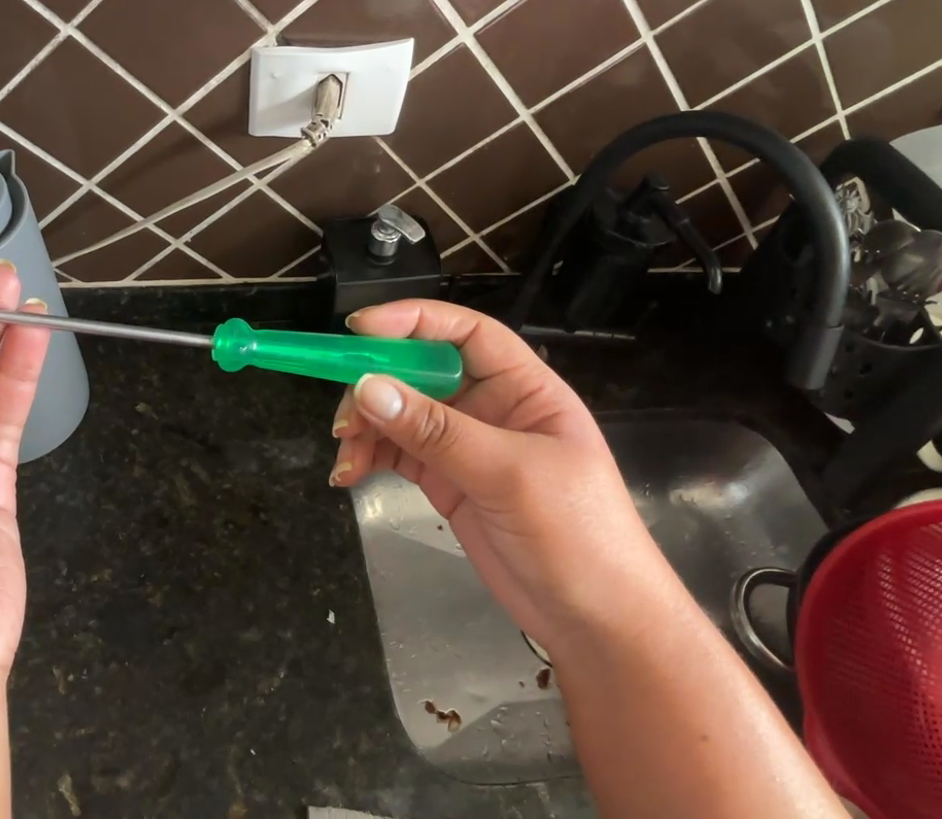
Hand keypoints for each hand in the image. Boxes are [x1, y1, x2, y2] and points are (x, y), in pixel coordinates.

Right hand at [328, 300, 649, 649]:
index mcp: (522, 386)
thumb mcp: (509, 475)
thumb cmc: (577, 534)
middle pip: (419, 372)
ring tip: (346, 457)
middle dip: (376, 386)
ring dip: (365, 427)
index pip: (463, 333)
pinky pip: (396, 454)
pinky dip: (368, 457)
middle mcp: (489, 406)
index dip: (412, 320)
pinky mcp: (446, 481)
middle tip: (345, 419)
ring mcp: (464, 445)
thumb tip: (368, 388)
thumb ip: (437, 431)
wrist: (597, 621)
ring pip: (400, 413)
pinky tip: (349, 474)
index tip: (358, 330)